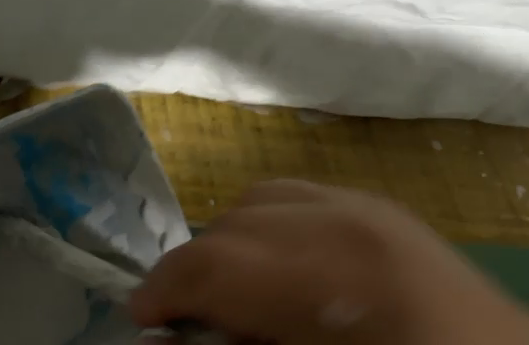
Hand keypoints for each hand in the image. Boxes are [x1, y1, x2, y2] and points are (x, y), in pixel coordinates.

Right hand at [129, 180, 528, 344]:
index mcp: (331, 273)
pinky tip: (283, 270)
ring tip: (235, 294)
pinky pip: (304, 198)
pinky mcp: (386, 208)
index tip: (141, 316)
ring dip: (236, 242)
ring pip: (264, 199)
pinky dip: (275, 227)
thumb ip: (241, 344)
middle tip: (188, 321)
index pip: (216, 261)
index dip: (166, 287)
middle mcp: (345, 219)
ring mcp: (370, 206)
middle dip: (201, 269)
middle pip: (235, 224)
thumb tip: (175, 334)